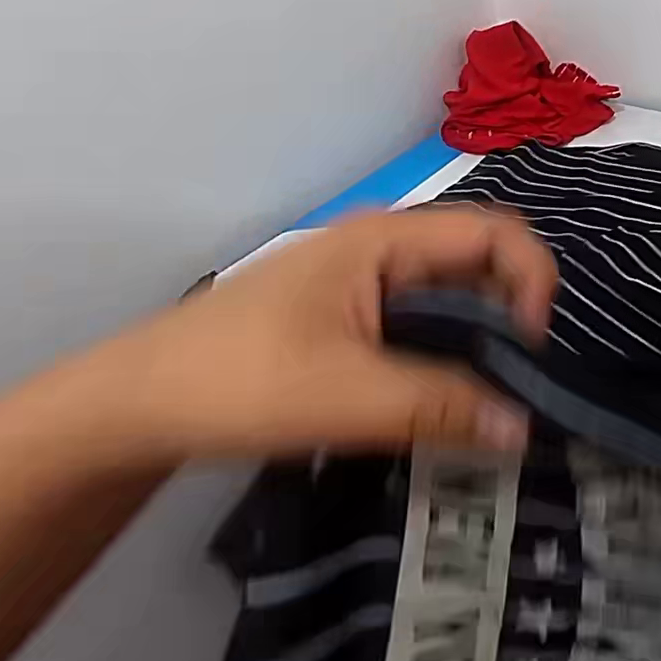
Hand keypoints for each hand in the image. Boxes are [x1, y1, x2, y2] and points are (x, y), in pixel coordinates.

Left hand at [83, 208, 557, 459]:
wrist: (131, 404)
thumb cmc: (235, 380)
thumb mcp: (344, 396)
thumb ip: (439, 408)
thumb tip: (524, 429)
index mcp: (387, 237)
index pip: (494, 231)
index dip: (530, 278)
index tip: (527, 345)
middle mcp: (388, 242)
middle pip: (482, 255)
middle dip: (512, 308)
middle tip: (513, 374)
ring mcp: (372, 272)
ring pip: (457, 286)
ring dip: (483, 330)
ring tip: (486, 387)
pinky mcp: (359, 304)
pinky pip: (430, 311)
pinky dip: (453, 343)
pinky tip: (446, 385)